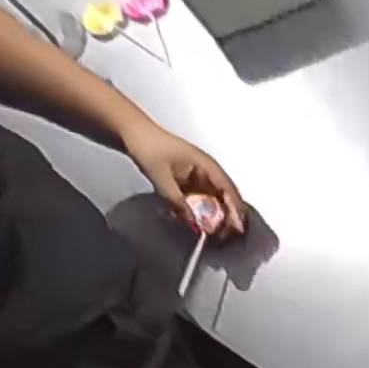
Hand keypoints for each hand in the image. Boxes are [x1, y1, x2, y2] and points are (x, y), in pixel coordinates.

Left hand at [120, 121, 246, 235]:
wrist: (131, 131)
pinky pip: (201, 203)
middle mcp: (209, 174)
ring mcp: (201, 179)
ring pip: (215, 204)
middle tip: (222, 236)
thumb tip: (193, 223)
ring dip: (213, 218)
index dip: (235, 210)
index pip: (229, 191)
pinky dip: (199, 213)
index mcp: (208, 166)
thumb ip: (176, 200)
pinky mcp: (192, 185)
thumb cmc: (147, 146)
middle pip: (227, 200)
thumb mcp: (160, 174)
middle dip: (227, 219)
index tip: (237, 229)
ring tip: (209, 233)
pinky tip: (190, 221)